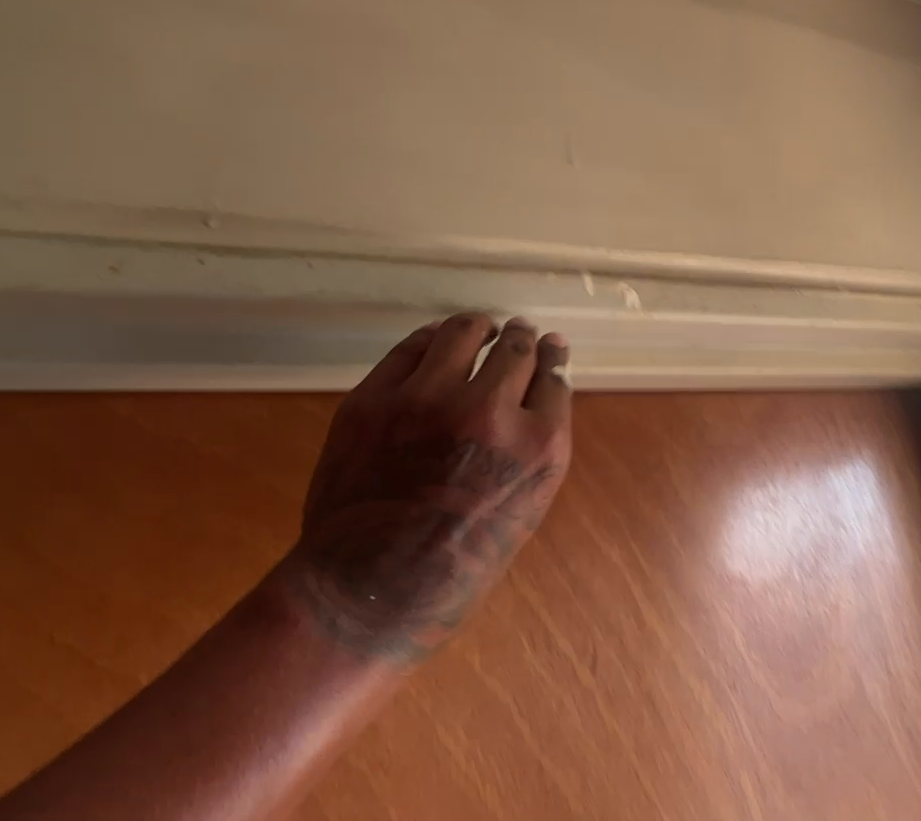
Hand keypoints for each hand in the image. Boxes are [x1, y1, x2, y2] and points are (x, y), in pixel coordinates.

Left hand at [280, 313, 572, 662]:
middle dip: (523, 338)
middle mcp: (492, 411)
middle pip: (518, 350)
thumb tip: (531, 399)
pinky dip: (432, 340)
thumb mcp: (522, 509)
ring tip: (481, 328)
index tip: (550, 351)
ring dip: (480, 326)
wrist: (366, 592)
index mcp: (538, 448)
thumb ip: (530, 449)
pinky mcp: (376, 396)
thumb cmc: (457, 568)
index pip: (554, 380)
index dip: (552, 362)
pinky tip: (437, 342)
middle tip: (519, 332)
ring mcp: (429, 399)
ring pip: (466, 331)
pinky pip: (412, 347)